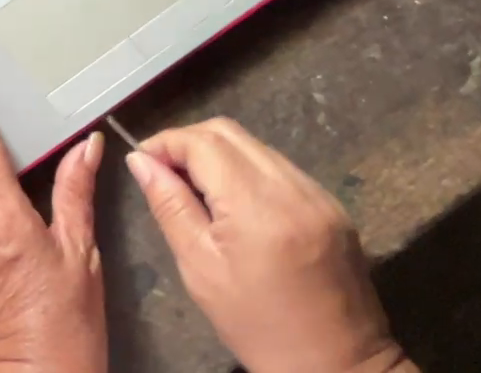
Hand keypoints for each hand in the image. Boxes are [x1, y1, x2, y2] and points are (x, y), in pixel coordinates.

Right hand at [125, 118, 414, 372]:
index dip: (165, 143)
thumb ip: (169, 204)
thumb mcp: (199, 267)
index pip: (201, 142)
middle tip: (165, 171)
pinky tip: (232, 200)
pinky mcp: (332, 207)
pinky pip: (277, 166)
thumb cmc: (258, 325)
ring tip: (196, 187)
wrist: (341, 370)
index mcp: (258, 208)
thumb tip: (139, 160)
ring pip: (253, 145)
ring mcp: (319, 197)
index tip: (143, 162)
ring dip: (216, 154)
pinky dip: (244, 169)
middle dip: (187, 142)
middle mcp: (294, 191)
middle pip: (227, 132)